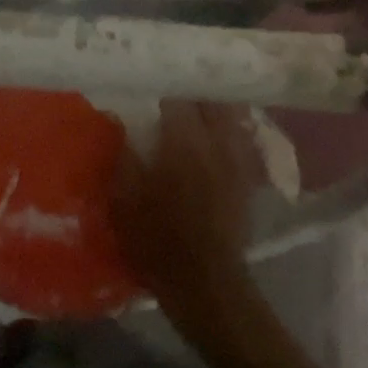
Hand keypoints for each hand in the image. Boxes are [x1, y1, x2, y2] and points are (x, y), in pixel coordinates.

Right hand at [110, 100, 260, 311]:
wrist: (204, 282)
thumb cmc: (156, 242)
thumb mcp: (124, 201)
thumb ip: (124, 156)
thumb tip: (120, 118)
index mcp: (183, 143)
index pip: (176, 97)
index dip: (162, 88)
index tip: (147, 85)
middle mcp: (216, 143)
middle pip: (212, 98)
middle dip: (194, 90)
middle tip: (173, 90)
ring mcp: (237, 160)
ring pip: (231, 116)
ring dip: (214, 107)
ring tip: (195, 107)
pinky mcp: (247, 178)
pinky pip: (242, 139)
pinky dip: (228, 130)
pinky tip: (213, 136)